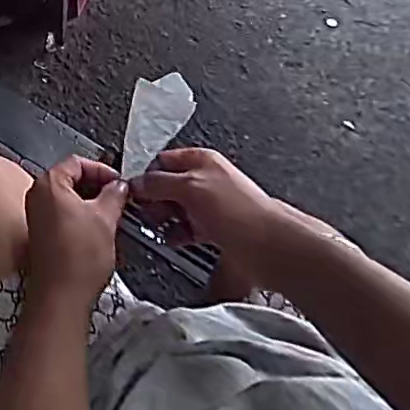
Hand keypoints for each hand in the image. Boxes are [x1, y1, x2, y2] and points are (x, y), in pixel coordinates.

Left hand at [24, 156, 128, 313]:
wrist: (60, 295)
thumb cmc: (79, 256)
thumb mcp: (104, 219)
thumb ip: (114, 195)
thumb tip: (119, 186)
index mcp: (49, 183)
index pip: (76, 162)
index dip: (101, 170)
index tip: (118, 182)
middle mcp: (37, 193)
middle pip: (69, 177)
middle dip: (96, 185)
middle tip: (118, 197)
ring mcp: (35, 213)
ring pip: (66, 196)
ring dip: (89, 201)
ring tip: (111, 212)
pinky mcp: (39, 231)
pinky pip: (60, 212)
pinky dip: (78, 214)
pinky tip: (96, 227)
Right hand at [129, 148, 344, 293]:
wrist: (273, 249)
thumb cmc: (240, 212)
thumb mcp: (190, 188)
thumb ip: (159, 183)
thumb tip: (138, 182)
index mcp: (201, 160)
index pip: (162, 161)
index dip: (147, 175)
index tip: (135, 191)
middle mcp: (206, 179)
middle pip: (168, 184)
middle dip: (155, 199)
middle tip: (147, 212)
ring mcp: (212, 204)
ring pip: (178, 207)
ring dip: (165, 218)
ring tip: (159, 227)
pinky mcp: (218, 228)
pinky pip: (189, 227)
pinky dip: (179, 233)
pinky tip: (174, 239)